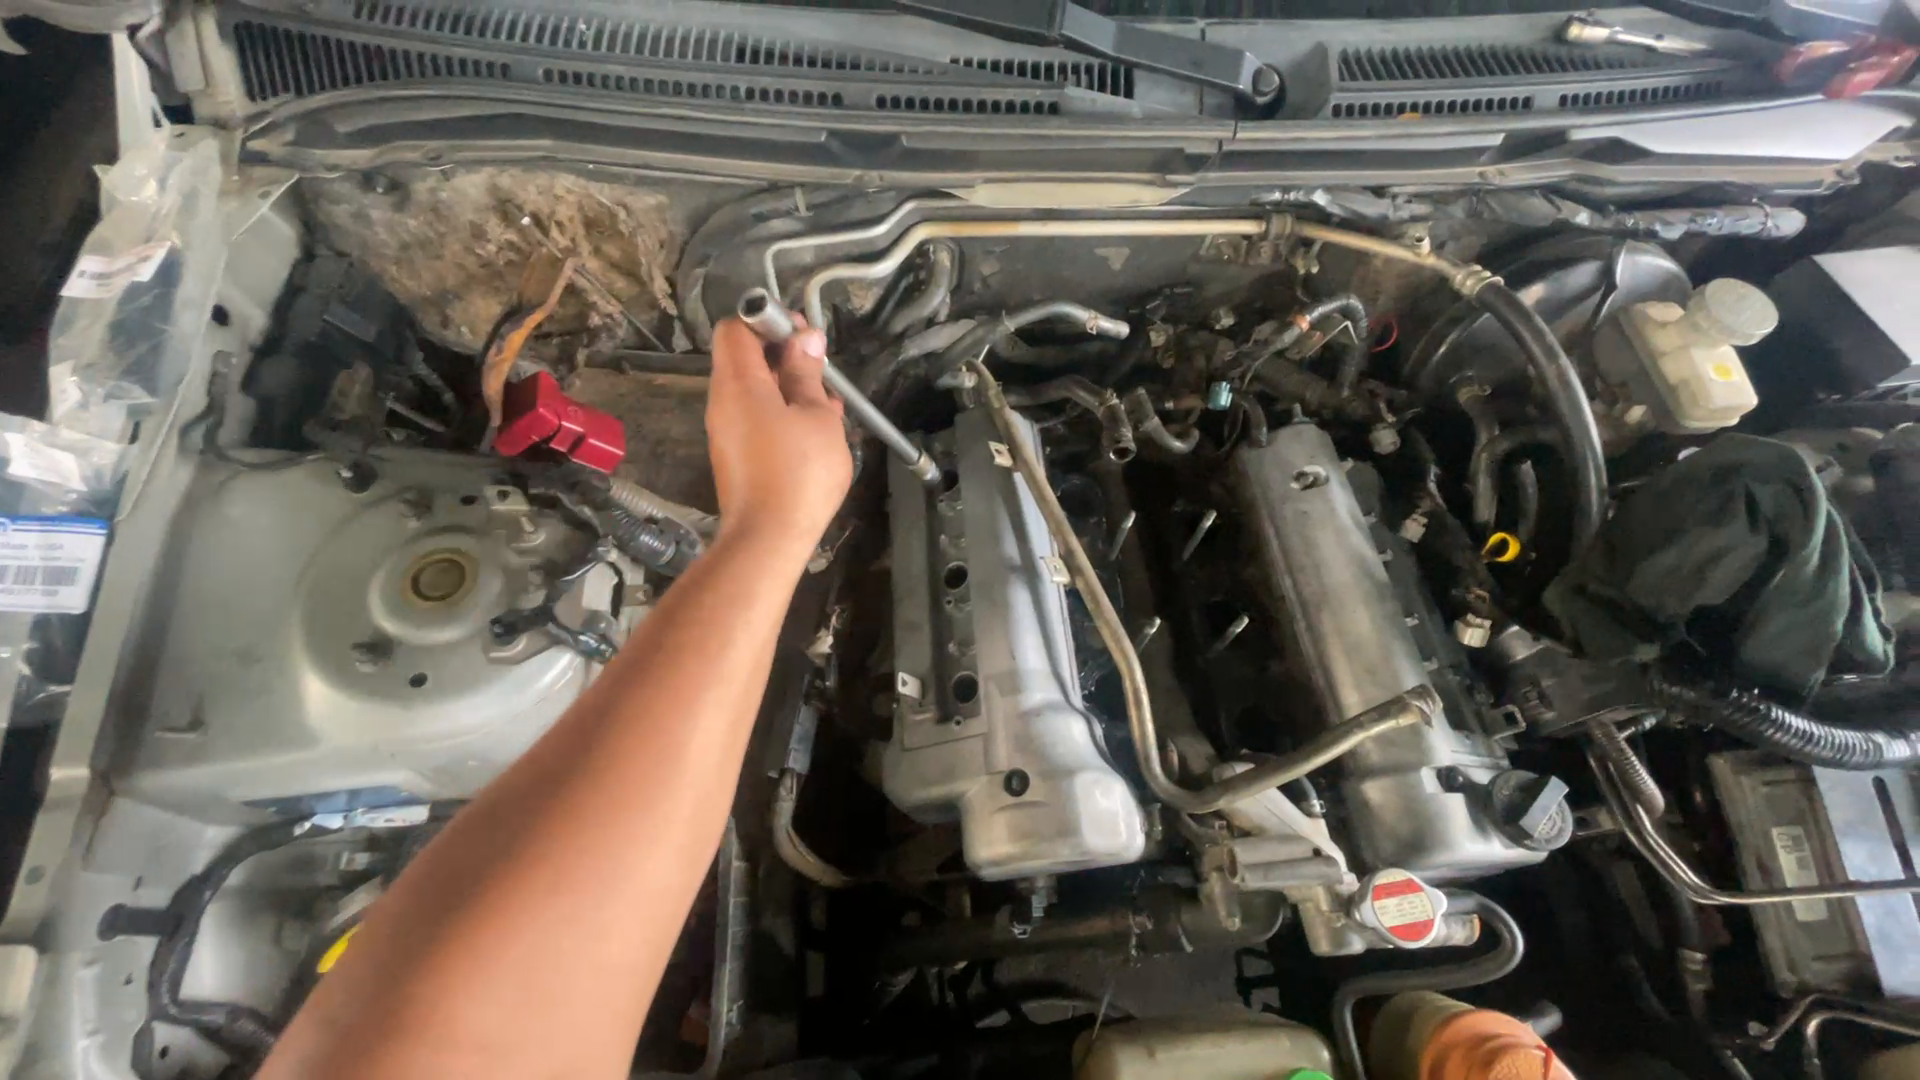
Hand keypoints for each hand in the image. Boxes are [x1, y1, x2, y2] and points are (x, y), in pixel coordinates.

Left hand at [706, 316, 852, 555]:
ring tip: (826, 404)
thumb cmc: (799, 472)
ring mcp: (726, 432)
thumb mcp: (816, 416)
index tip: (804, 337)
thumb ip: (808, 374)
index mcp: (738, 383)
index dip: (769, 322)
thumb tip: (806, 339)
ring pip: (755, 392)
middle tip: (821, 370)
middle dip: (784, 356)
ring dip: (789, 389)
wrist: (769, 537)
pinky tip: (814, 432)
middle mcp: (722, 402)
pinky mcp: (735, 457)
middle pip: (745, 359)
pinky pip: (756, 420)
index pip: (736, 328)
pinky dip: (782, 415)